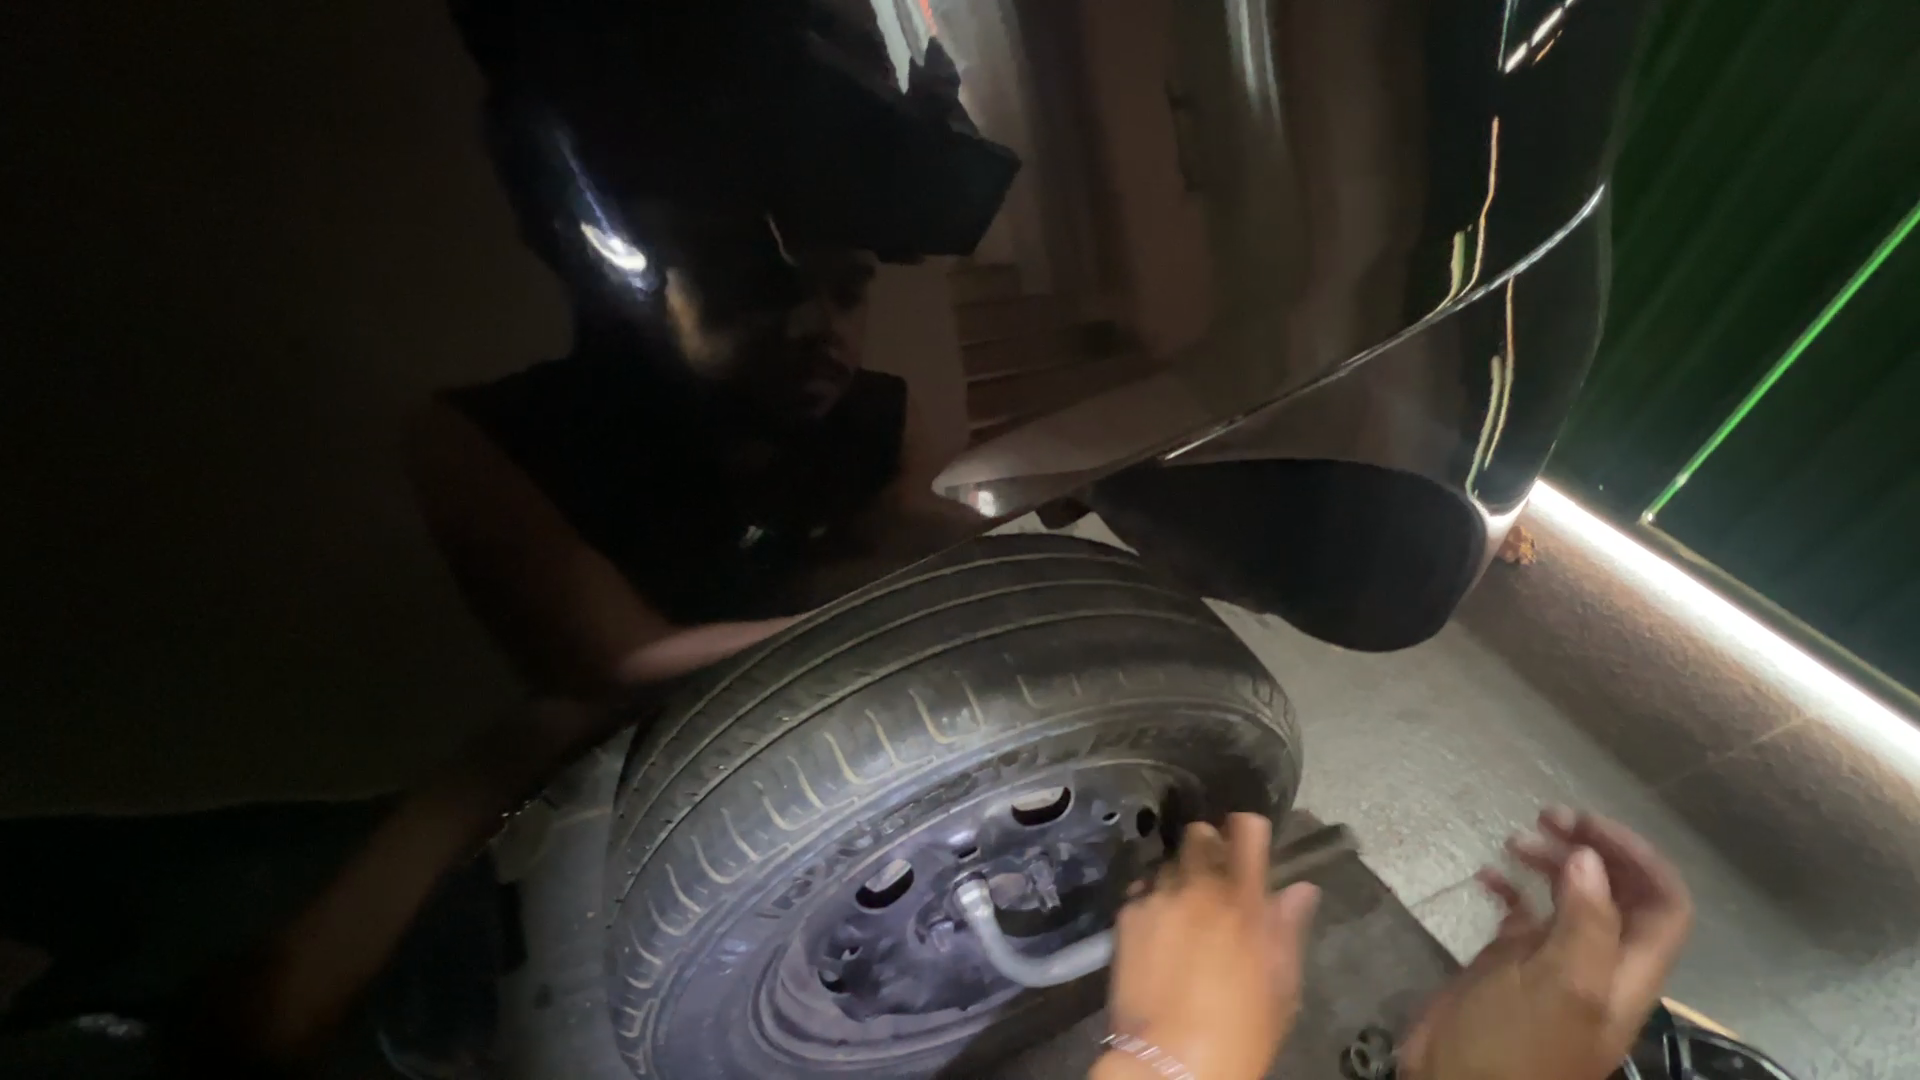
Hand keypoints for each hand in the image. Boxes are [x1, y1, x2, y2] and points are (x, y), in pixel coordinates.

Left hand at [1096, 814, 1321, 1079]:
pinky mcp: (1126, 913)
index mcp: (1242, 899)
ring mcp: (1157, 896)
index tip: (1249, 839)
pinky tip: (1158, 929)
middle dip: (1208, 846)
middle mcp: (1197, 886)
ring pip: (1167, 861)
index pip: (1246, 830)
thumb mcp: (1280, 985)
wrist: (1172, 1062)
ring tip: (1184, 909)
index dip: (1248, 829)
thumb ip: (1287, 927)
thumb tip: (1301, 888)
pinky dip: (1152, 899)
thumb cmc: (1241, 1031)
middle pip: (1199, 833)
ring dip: (1179, 875)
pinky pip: (1141, 889)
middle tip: (1215, 876)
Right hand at [1399, 807, 1694, 1079]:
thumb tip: (1589, 858)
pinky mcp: (1508, 959)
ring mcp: (1551, 958)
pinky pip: (1519, 911)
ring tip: (1512, 840)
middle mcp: (1596, 959)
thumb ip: (1584, 923)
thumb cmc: (1516, 1043)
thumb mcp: (1559, 986)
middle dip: (1591, 848)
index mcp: (1624, 971)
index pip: (1663, 903)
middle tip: (1545, 817)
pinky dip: (1506, 885)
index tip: (1584, 824)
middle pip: (1617, 892)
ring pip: (1568, 895)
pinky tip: (1483, 875)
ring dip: (1549, 860)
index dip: (1636, 857)